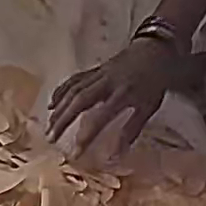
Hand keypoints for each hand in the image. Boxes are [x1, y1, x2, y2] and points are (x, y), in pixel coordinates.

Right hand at [47, 38, 177, 155]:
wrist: (156, 48)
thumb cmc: (154, 81)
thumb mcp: (148, 107)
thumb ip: (130, 131)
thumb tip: (115, 156)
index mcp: (122, 93)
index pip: (100, 118)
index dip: (85, 136)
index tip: (74, 154)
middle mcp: (107, 82)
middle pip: (79, 100)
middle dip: (63, 120)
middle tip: (51, 139)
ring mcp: (99, 74)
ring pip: (73, 90)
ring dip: (59, 109)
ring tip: (48, 127)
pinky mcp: (95, 70)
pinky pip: (74, 80)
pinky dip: (61, 91)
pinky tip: (51, 104)